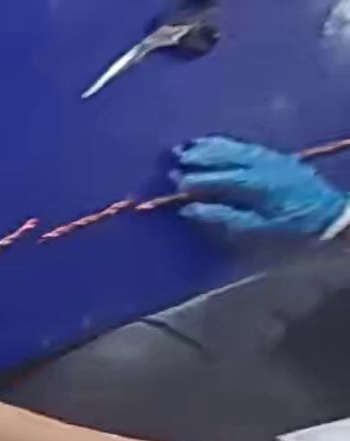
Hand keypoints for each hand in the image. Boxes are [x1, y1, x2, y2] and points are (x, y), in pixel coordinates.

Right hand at [173, 136, 349, 239]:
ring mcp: (280, 163)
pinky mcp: (283, 163)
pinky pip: (254, 150)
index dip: (199, 180)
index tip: (175, 183)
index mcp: (264, 187)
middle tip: (178, 155)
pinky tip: (218, 146)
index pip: (225, 179)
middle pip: (236, 158)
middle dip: (207, 156)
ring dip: (217, 147)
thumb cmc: (286, 230)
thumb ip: (221, 218)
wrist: (329, 219)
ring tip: (193, 145)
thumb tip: (188, 209)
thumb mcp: (253, 230)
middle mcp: (273, 169)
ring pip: (245, 151)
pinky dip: (233, 146)